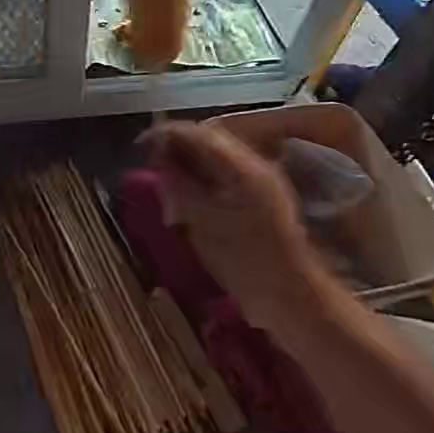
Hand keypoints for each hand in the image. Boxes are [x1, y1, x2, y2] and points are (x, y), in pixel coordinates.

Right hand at [141, 121, 330, 330]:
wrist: (292, 299)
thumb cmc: (246, 265)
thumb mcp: (203, 224)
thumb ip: (180, 186)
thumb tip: (160, 159)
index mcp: (243, 166)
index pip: (199, 133)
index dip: (166, 134)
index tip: (140, 146)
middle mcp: (257, 164)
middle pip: (211, 139)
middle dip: (178, 145)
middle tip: (150, 160)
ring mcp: (263, 180)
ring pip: (219, 156)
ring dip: (191, 160)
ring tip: (165, 174)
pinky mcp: (264, 197)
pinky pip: (227, 173)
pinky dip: (204, 176)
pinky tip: (189, 192)